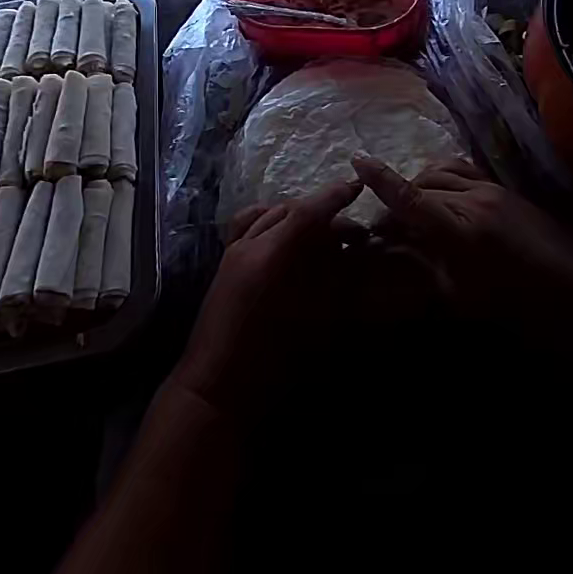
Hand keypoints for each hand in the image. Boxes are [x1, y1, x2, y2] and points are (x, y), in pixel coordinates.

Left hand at [172, 180, 364, 414]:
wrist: (216, 386)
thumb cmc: (270, 365)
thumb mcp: (314, 325)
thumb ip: (331, 284)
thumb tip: (348, 258)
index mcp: (270, 257)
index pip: (305, 213)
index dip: (333, 197)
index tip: (356, 187)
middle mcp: (248, 245)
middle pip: (287, 211)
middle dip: (320, 213)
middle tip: (351, 233)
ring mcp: (232, 252)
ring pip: (266, 215)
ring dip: (295, 216)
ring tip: (321, 231)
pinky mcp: (224, 264)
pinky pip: (247, 227)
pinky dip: (269, 222)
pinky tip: (284, 238)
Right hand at [351, 154, 572, 339]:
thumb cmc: (522, 309)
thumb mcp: (463, 297)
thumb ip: (425, 266)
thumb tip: (398, 251)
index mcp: (460, 229)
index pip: (408, 196)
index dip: (380, 178)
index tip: (356, 160)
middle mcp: (474, 199)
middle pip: (423, 182)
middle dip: (399, 195)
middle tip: (388, 222)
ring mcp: (495, 191)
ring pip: (444, 172)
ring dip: (422, 183)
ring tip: (415, 207)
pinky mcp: (509, 192)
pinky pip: (467, 173)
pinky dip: (445, 180)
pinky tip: (446, 199)